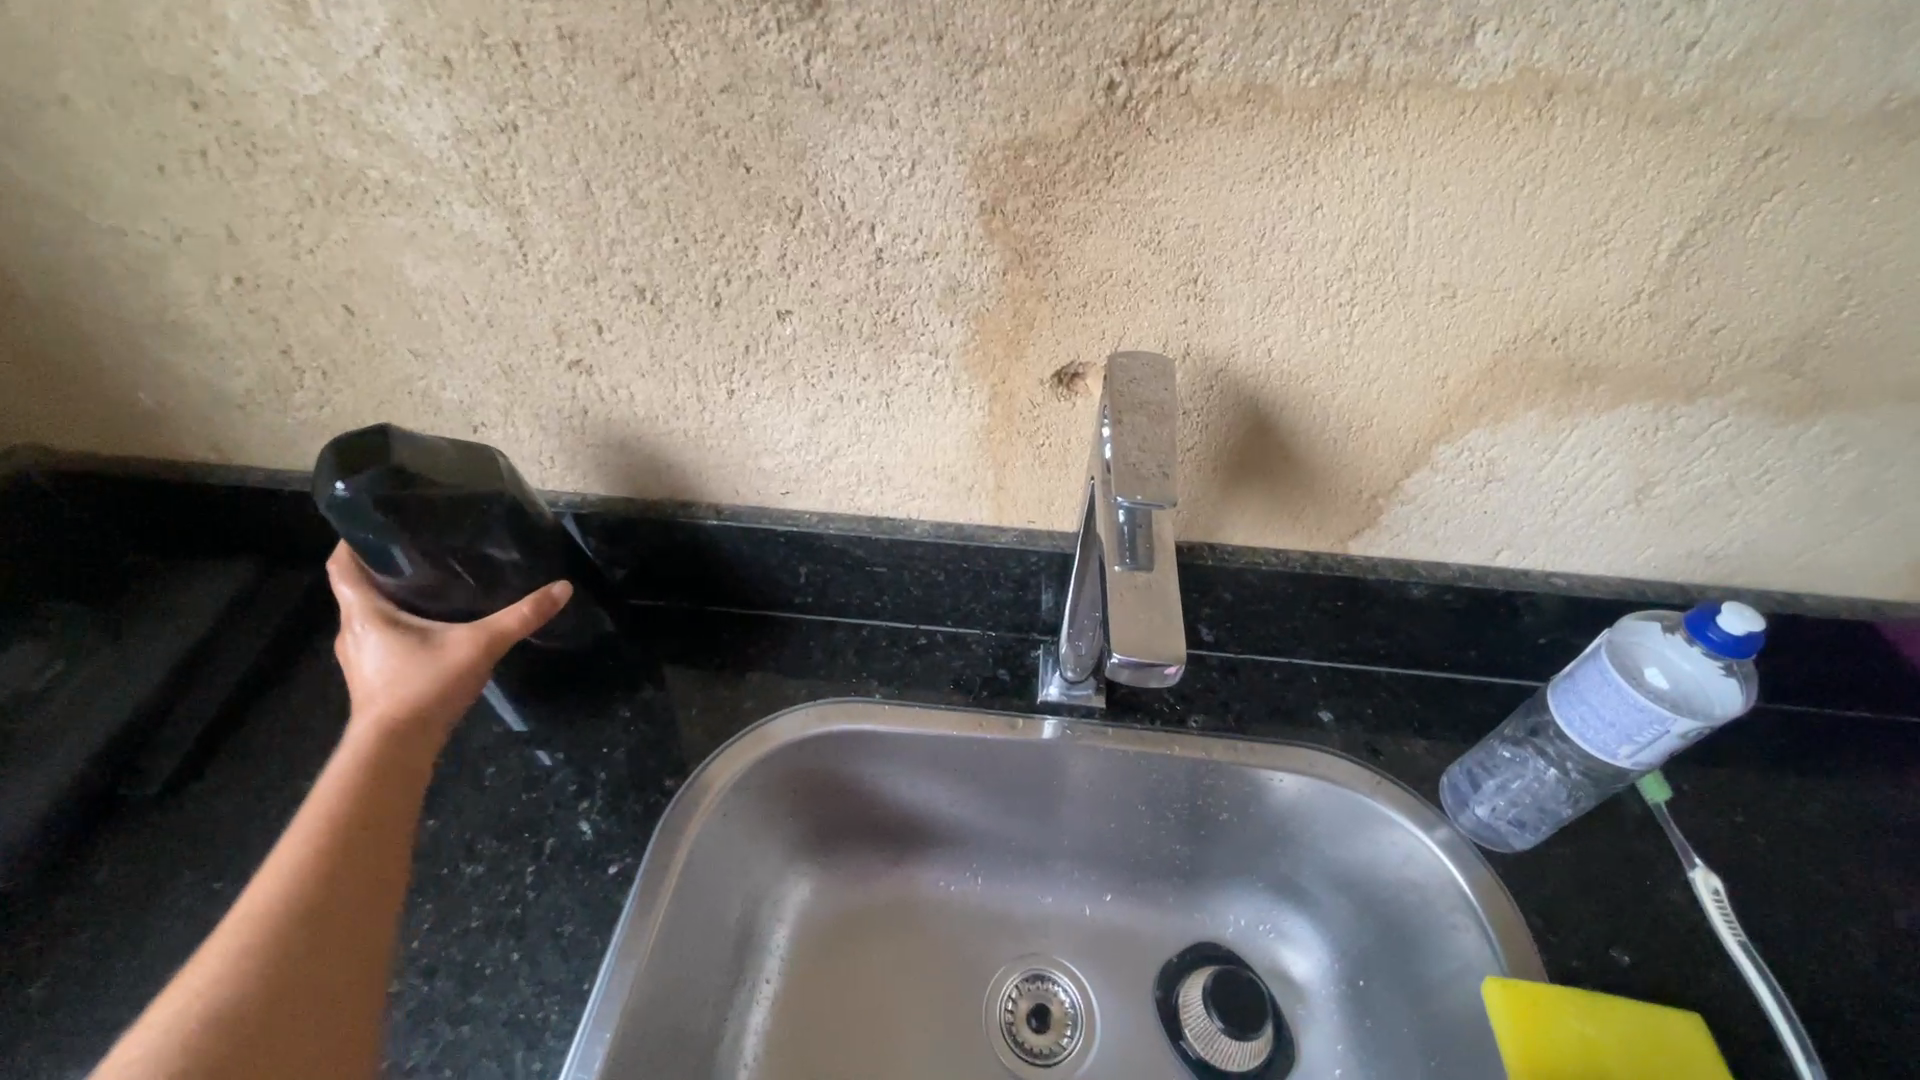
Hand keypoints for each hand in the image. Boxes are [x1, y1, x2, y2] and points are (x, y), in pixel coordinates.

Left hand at [325, 542, 572, 755]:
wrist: (396, 748)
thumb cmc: (424, 686)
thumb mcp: (480, 645)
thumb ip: (521, 617)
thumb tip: (562, 588)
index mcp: (365, 613)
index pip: (342, 566)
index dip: (353, 542)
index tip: (375, 523)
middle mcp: (353, 631)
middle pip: (357, 590)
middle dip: (382, 569)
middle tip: (419, 551)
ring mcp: (360, 658)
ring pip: (370, 617)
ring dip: (390, 601)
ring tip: (428, 585)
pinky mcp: (373, 678)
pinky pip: (381, 640)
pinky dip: (399, 627)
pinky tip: (431, 629)